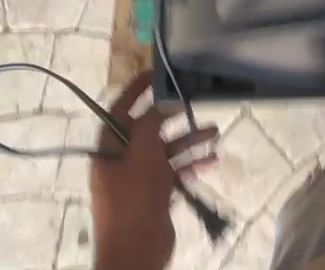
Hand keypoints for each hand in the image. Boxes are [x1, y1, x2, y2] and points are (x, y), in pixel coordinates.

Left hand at [90, 75, 218, 269]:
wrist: (135, 255)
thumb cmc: (134, 198)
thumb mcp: (143, 152)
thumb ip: (151, 122)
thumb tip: (161, 102)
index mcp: (109, 149)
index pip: (119, 109)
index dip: (136, 90)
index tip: (158, 73)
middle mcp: (122, 161)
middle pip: (148, 128)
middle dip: (174, 116)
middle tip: (194, 102)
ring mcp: (139, 180)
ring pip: (166, 150)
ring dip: (190, 140)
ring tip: (215, 132)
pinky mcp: (155, 196)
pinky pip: (175, 172)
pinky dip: (192, 164)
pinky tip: (212, 160)